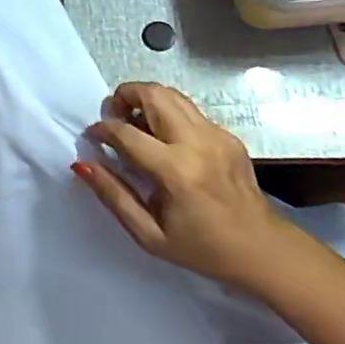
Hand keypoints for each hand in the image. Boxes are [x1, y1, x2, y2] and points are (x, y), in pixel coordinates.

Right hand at [73, 82, 294, 289]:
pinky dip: (169, 113)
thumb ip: (113, 196)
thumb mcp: (149, 235)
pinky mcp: (228, 134)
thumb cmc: (201, 249)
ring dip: (147, 99)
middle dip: (125, 96)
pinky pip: (190, 110)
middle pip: (153, 94)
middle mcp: (196, 143)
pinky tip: (165, 139)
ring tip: (136, 120)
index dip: (102, 130)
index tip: (93, 136)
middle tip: (114, 115)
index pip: (127, 133)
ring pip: (173, 94)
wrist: (262, 249)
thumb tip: (82, 164)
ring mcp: (216, 134)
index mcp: (175, 171)